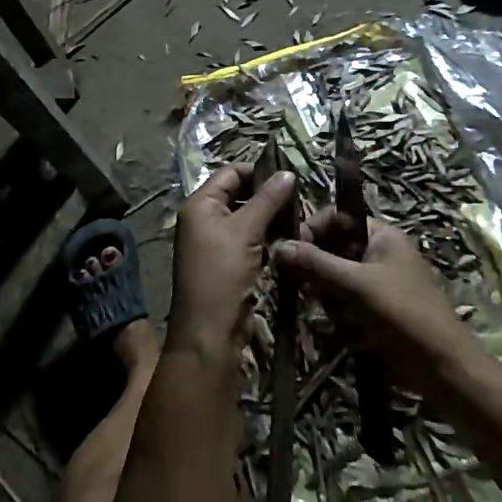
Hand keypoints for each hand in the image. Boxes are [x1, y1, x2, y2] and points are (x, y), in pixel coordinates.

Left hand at [171, 164, 295, 359]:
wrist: (210, 329)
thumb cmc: (222, 272)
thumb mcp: (245, 231)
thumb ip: (267, 200)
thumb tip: (287, 173)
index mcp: (200, 204)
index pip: (231, 173)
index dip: (259, 172)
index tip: (291, 177)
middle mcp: (204, 218)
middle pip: (239, 194)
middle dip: (268, 196)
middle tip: (301, 199)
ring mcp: (216, 241)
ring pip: (247, 218)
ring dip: (271, 218)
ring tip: (301, 218)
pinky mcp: (229, 262)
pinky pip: (250, 240)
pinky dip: (267, 237)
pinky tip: (290, 238)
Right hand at [271, 211, 478, 390]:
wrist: (443, 368)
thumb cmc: (404, 313)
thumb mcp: (356, 284)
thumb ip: (316, 262)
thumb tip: (278, 245)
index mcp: (381, 235)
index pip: (336, 217)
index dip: (312, 229)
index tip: (291, 249)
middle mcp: (378, 252)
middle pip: (331, 247)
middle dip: (317, 268)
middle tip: (307, 286)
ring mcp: (376, 281)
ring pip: (333, 276)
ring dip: (327, 293)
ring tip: (334, 312)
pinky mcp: (373, 307)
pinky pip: (342, 299)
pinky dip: (337, 311)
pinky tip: (343, 327)